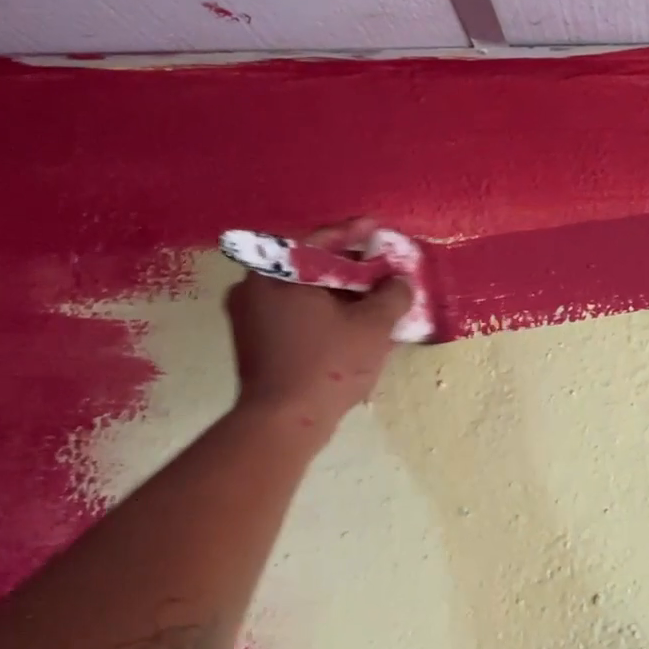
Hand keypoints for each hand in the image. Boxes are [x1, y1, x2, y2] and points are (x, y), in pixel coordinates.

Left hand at [224, 219, 412, 428]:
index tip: (378, 228)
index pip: (320, 240)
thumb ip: (392, 295)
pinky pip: (295, 312)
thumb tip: (400, 281)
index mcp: (276, 272)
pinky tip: (352, 322)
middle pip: (308, 265)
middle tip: (381, 268)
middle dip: (349, 266)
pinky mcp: (254, 342)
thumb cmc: (329, 363)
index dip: (355, 233)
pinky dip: (324, 310)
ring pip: (302, 291)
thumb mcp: (373, 324)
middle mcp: (253, 286)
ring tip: (373, 297)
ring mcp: (249, 316)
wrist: (284, 420)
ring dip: (338, 291)